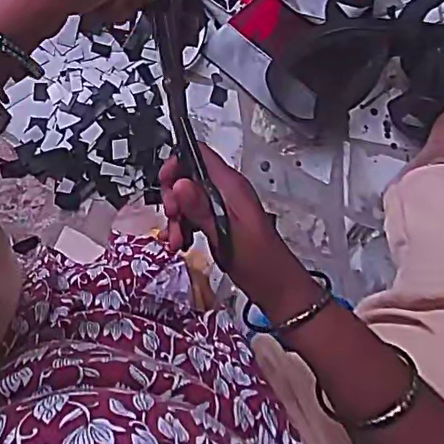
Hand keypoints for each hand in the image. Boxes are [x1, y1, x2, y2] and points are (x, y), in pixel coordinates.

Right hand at [160, 145, 318, 317]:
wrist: (278, 290)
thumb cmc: (261, 264)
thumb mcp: (225, 236)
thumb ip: (201, 208)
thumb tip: (180, 184)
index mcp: (230, 187)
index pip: (198, 154)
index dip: (176, 163)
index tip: (166, 184)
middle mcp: (226, 191)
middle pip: (187, 176)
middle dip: (173, 196)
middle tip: (173, 216)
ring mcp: (222, 205)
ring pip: (187, 197)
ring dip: (176, 216)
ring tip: (177, 237)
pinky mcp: (219, 219)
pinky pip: (193, 213)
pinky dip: (183, 225)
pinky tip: (182, 241)